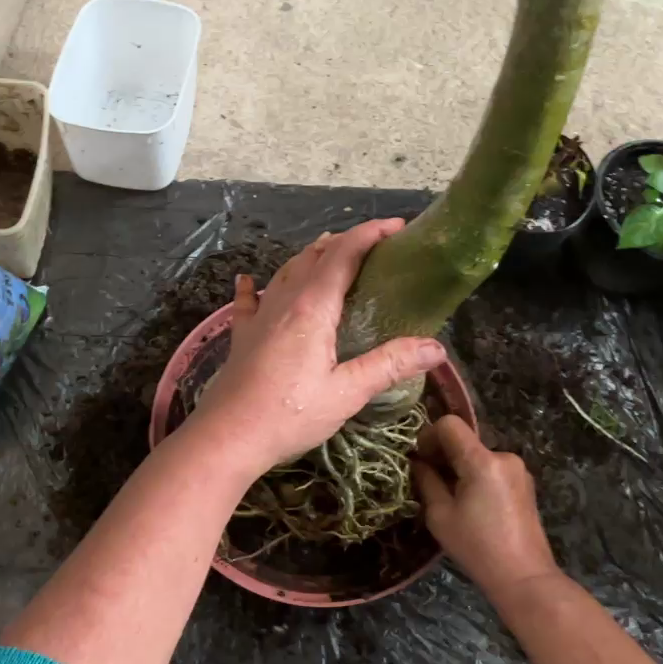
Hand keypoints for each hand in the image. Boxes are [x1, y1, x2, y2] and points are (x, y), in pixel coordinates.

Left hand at [184, 218, 449, 476]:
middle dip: (345, 242)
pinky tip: (248, 281)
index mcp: (312, 307)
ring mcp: (258, 317)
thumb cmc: (289, 415)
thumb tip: (436, 348)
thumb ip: (389, 365)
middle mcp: (284, 302)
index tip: (397, 227)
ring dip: (310, 258)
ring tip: (330, 255)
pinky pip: (248, 301)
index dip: (370, 234)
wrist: (226, 436)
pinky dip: (255, 286)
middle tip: (375, 247)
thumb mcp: (346, 393)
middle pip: (314, 256)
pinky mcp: (242, 336)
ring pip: (285, 272)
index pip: (343, 254)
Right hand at [413, 415, 558, 598]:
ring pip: (477, 455)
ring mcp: (518, 470)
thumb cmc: (477, 547)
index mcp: (482, 461)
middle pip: (464, 440)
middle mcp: (504, 457)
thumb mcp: (440, 515)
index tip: (420, 460)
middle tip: (430, 482)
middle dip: (443, 455)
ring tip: (452, 498)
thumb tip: (418, 462)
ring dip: (460, 468)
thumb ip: (426, 481)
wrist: (524, 577)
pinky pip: (492, 469)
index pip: (450, 424)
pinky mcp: (524, 484)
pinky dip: (476, 477)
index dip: (429, 436)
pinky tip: (473, 506)